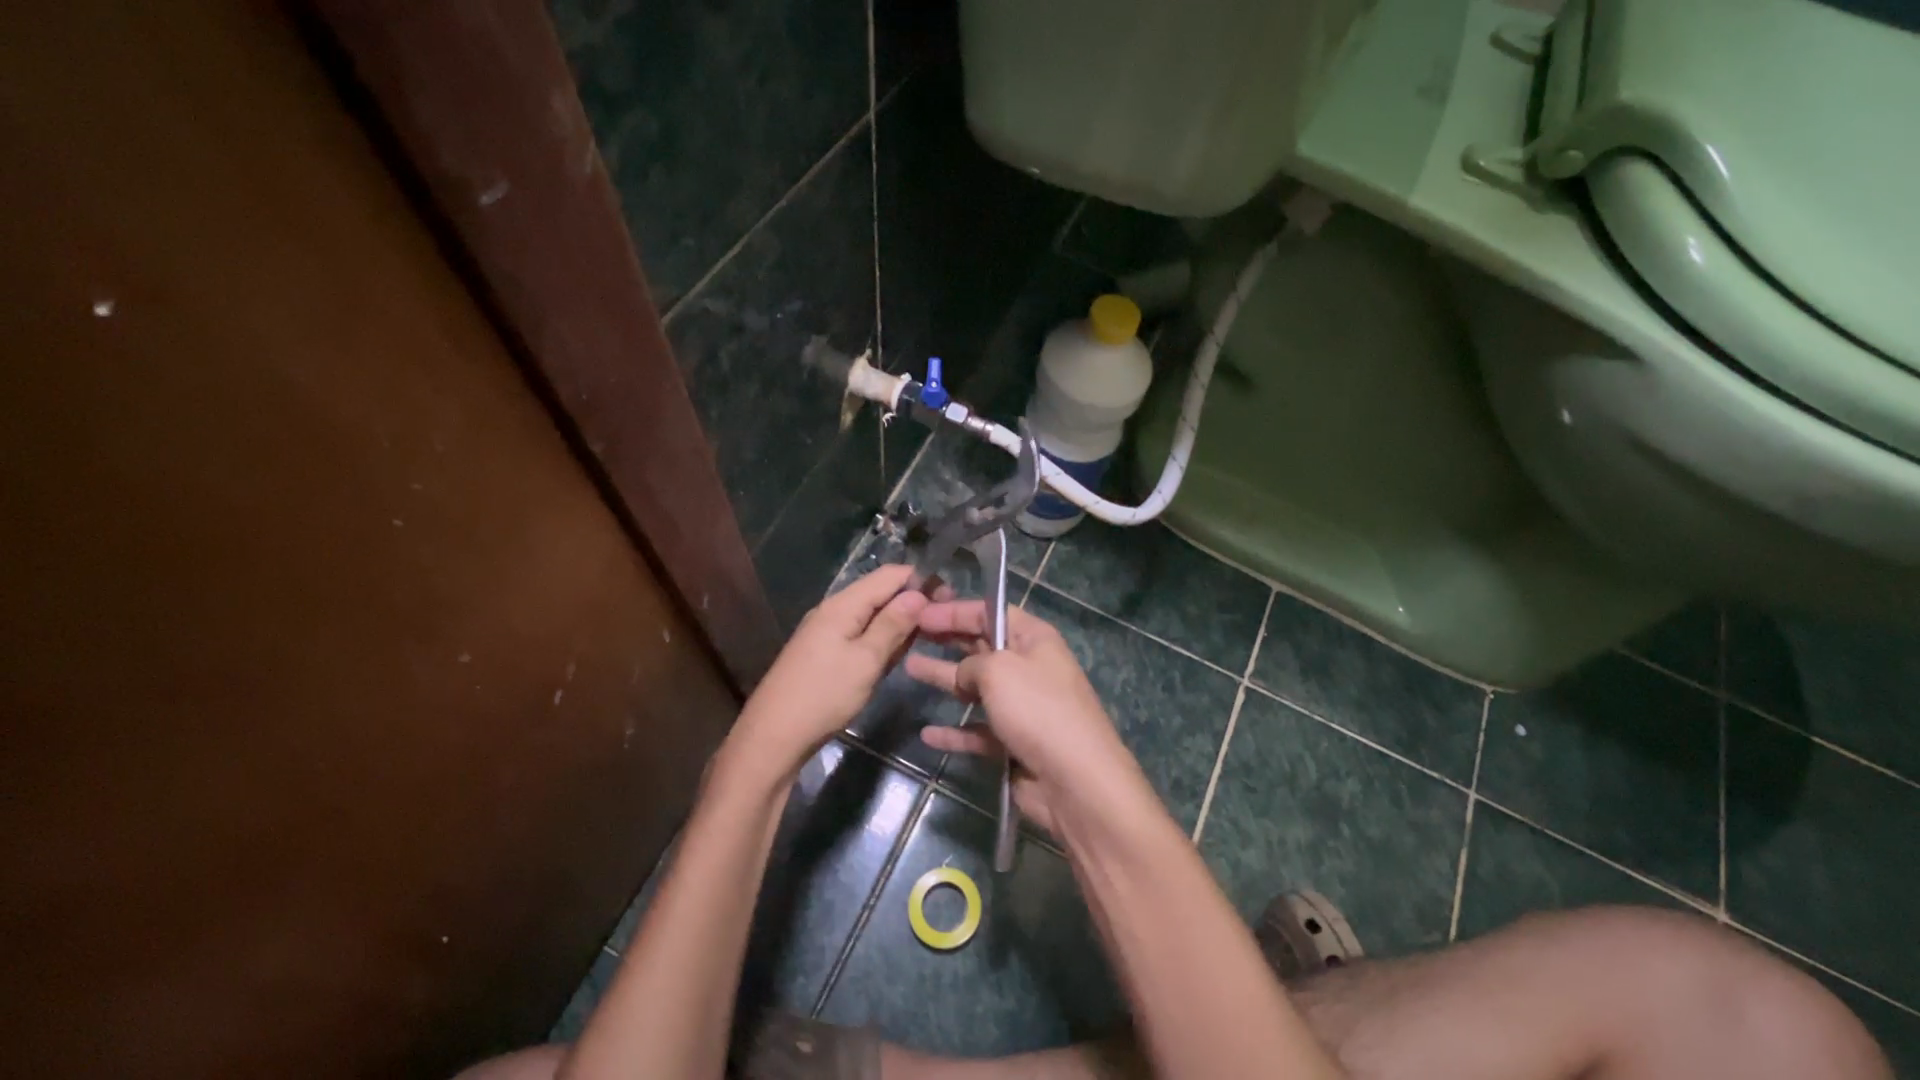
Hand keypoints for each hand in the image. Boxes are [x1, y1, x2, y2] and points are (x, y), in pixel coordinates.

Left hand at [730, 563, 927, 775]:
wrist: (774, 736)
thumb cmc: (823, 695)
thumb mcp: (866, 660)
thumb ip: (892, 625)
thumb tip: (917, 593)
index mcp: (842, 605)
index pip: (889, 576)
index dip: (921, 581)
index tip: (951, 599)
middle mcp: (833, 611)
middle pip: (880, 594)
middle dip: (912, 603)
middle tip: (946, 623)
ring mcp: (827, 633)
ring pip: (872, 617)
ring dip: (899, 624)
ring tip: (931, 637)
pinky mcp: (825, 655)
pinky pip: (860, 637)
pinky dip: (882, 641)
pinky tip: (898, 656)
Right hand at [904, 600, 1153, 833]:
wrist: (1074, 779)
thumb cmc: (1037, 709)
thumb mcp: (998, 669)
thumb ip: (971, 663)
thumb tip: (963, 674)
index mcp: (1034, 640)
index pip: (991, 613)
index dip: (954, 610)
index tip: (920, 613)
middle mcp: (1029, 669)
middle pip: (982, 647)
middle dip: (948, 639)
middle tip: (910, 633)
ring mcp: (1022, 708)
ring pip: (976, 688)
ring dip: (944, 678)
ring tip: (909, 667)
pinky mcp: (1013, 744)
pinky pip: (977, 731)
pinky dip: (954, 732)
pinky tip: (927, 734)